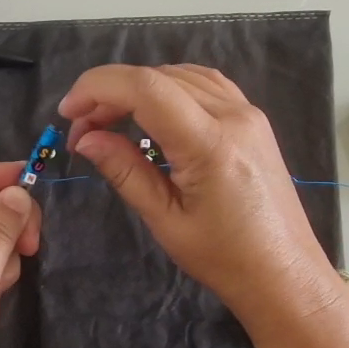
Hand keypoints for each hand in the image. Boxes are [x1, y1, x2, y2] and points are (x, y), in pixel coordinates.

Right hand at [60, 64, 339, 324]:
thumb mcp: (165, 220)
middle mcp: (233, 116)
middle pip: (159, 77)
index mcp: (210, 144)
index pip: (146, 89)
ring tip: (107, 122)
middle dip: (110, 93)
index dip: (98, 88)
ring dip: (137, 89)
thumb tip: (86, 140)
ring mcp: (248, 114)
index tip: (67, 113)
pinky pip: (204, 85)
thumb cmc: (222, 257)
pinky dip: (167, 89)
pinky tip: (147, 112)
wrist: (281, 271)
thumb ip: (126, 172)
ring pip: (180, 76)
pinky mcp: (252, 121)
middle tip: (80, 131)